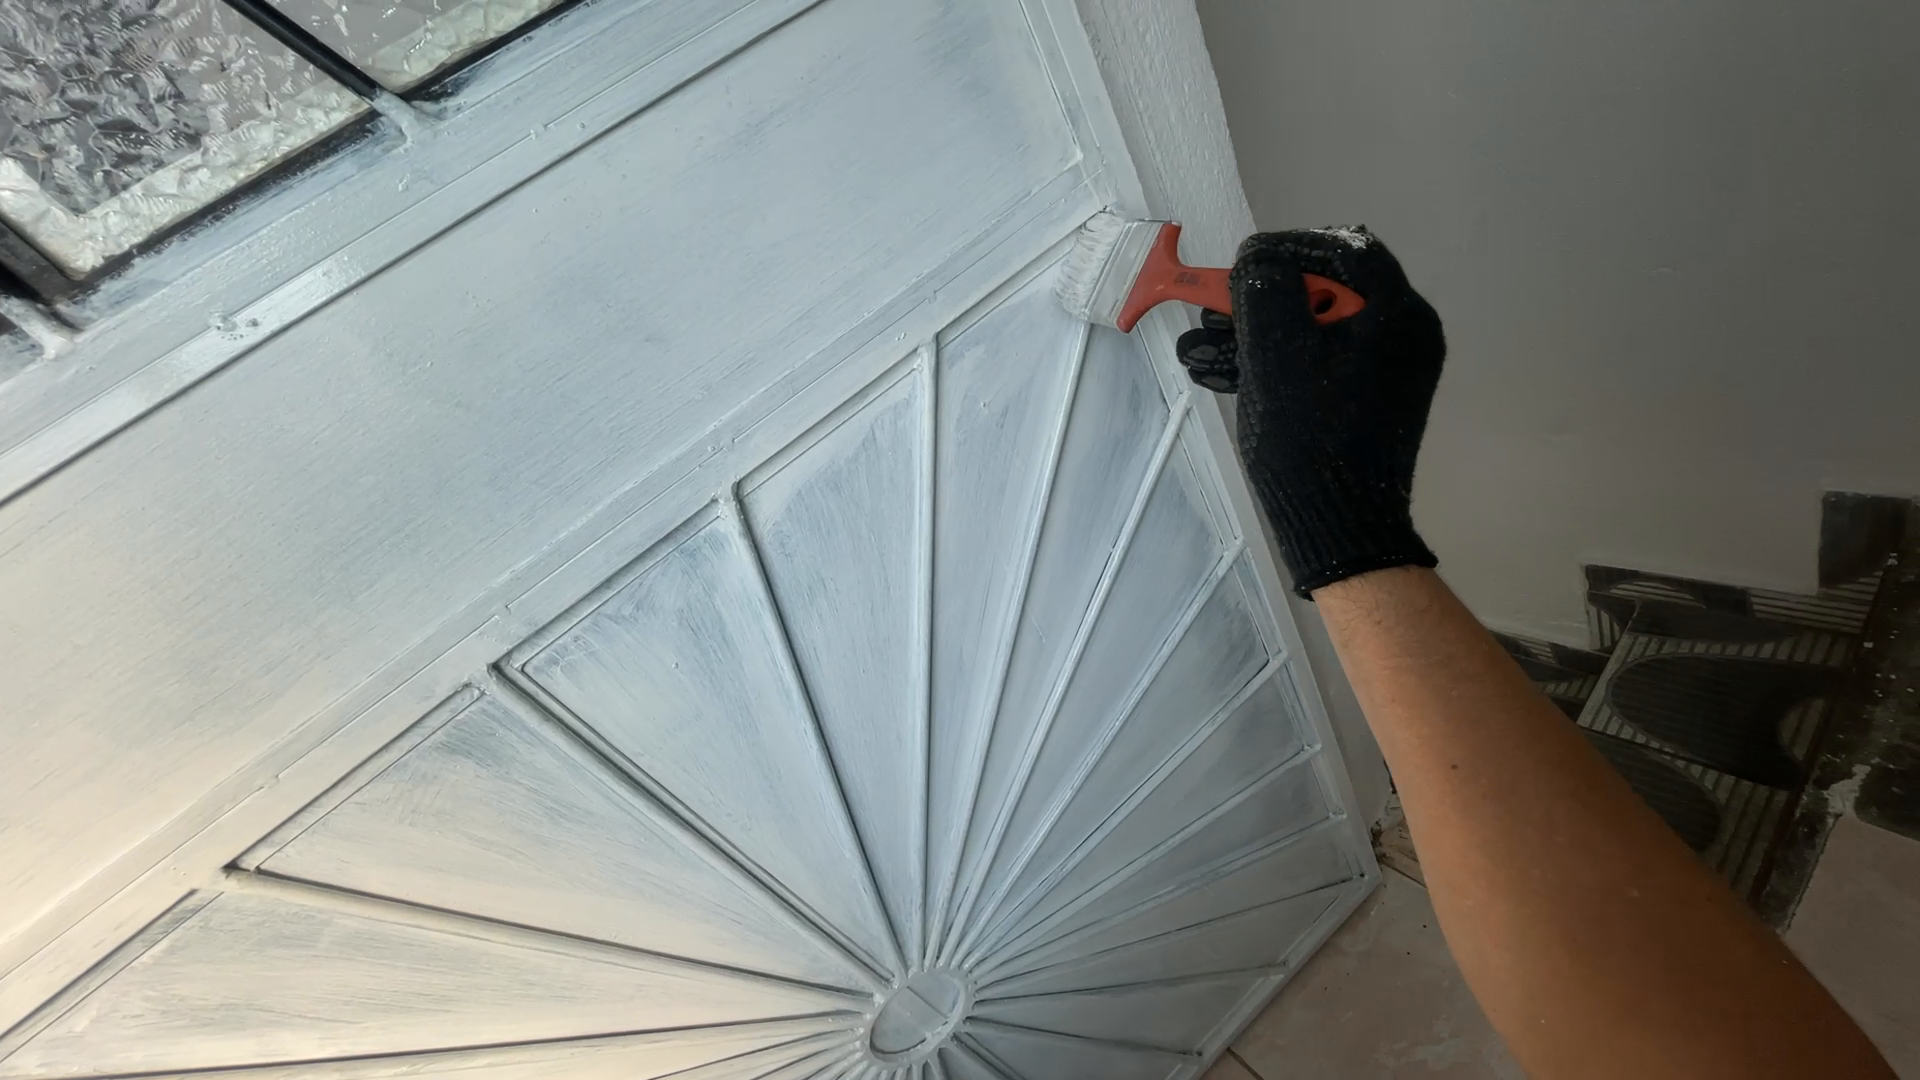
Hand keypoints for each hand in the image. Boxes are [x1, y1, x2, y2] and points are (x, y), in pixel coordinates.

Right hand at [1177, 227, 1445, 596]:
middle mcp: (1398, 337)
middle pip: (1321, 293)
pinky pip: (1310, 368)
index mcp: (1397, 315)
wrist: (1337, 526)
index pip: (1344, 250)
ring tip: (1197, 348)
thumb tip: (1257, 259)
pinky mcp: (1359, 404)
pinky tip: (1219, 373)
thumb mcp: (1277, 354)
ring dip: (1252, 336)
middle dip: (1257, 300)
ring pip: (1309, 334)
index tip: (1239, 262)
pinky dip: (1268, 366)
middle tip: (1211, 311)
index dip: (1286, 248)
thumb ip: (1266, 291)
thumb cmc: (1309, 437)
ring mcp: (1380, 374)